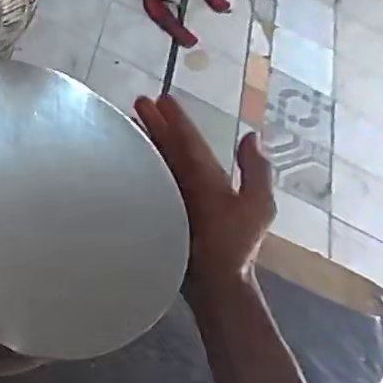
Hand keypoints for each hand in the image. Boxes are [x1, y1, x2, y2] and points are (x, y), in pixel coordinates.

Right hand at [134, 95, 275, 293]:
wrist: (214, 283)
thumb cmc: (234, 247)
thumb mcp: (258, 207)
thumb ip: (256, 172)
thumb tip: (252, 136)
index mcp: (211, 178)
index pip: (191, 142)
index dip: (177, 120)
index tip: (161, 98)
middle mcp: (191, 184)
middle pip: (170, 148)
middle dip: (155, 124)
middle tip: (137, 101)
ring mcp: (173, 199)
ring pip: (157, 162)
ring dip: (143, 141)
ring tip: (126, 123)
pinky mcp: (159, 213)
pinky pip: (147, 183)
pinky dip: (137, 167)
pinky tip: (124, 159)